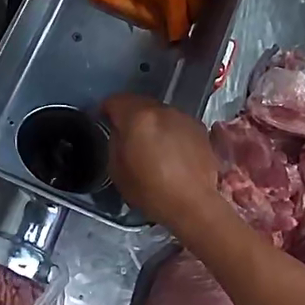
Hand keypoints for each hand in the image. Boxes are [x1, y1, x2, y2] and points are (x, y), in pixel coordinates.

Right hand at [102, 93, 224, 231]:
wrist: (194, 203)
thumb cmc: (151, 191)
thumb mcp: (118, 171)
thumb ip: (115, 142)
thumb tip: (120, 132)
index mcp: (139, 118)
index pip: (116, 100)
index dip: (106, 109)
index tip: (103, 120)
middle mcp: (163, 111)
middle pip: (140, 104)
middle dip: (131, 116)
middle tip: (127, 135)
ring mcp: (185, 118)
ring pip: (161, 114)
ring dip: (153, 124)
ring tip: (152, 146)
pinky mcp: (201, 130)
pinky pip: (178, 124)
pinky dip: (171, 132)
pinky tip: (172, 152)